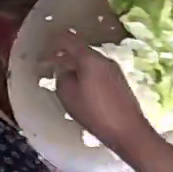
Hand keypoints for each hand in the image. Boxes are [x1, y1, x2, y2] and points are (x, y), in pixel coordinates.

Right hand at [47, 34, 161, 155]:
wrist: (128, 131)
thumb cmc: (94, 112)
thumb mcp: (68, 95)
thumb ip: (61, 77)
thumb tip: (62, 70)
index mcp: (89, 58)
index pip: (68, 40)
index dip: (54, 40)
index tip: (43, 44)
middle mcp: (103, 59)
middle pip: (80, 50)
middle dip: (64, 54)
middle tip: (50, 63)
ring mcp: (114, 70)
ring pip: (89, 60)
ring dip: (75, 65)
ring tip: (64, 76)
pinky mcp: (120, 81)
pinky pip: (98, 70)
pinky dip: (86, 72)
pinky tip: (81, 86)